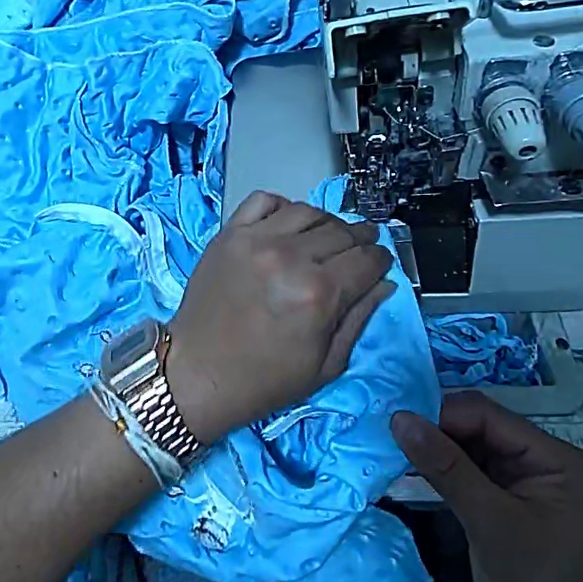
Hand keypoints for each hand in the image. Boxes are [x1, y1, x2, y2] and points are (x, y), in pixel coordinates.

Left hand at [166, 191, 393, 444]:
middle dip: (360, 240)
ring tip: (328, 237)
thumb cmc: (263, 380)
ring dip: (327, 222)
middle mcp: (290, 258)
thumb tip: (384, 283)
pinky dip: (283, 207)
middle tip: (361, 249)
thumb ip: (360, 317)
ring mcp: (256, 240)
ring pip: (308, 211)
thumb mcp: (326, 365)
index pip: (368, 259)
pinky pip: (264, 200)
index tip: (380, 263)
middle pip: (343, 231)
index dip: (381, 260)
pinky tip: (289, 224)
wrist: (198, 375)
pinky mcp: (230, 234)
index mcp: (318, 294)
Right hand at [393, 393, 582, 581]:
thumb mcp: (494, 528)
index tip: (396, 421)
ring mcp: (523, 487)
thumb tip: (400, 418)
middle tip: (387, 433)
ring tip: (390, 447)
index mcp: (554, 458)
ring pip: (470, 452)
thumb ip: (448, 469)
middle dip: (436, 431)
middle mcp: (541, 463)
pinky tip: (410, 471)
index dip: (443, 414)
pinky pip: (470, 478)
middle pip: (479, 430)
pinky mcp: (506, 510)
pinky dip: (442, 474)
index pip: (490, 417)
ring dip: (435, 451)